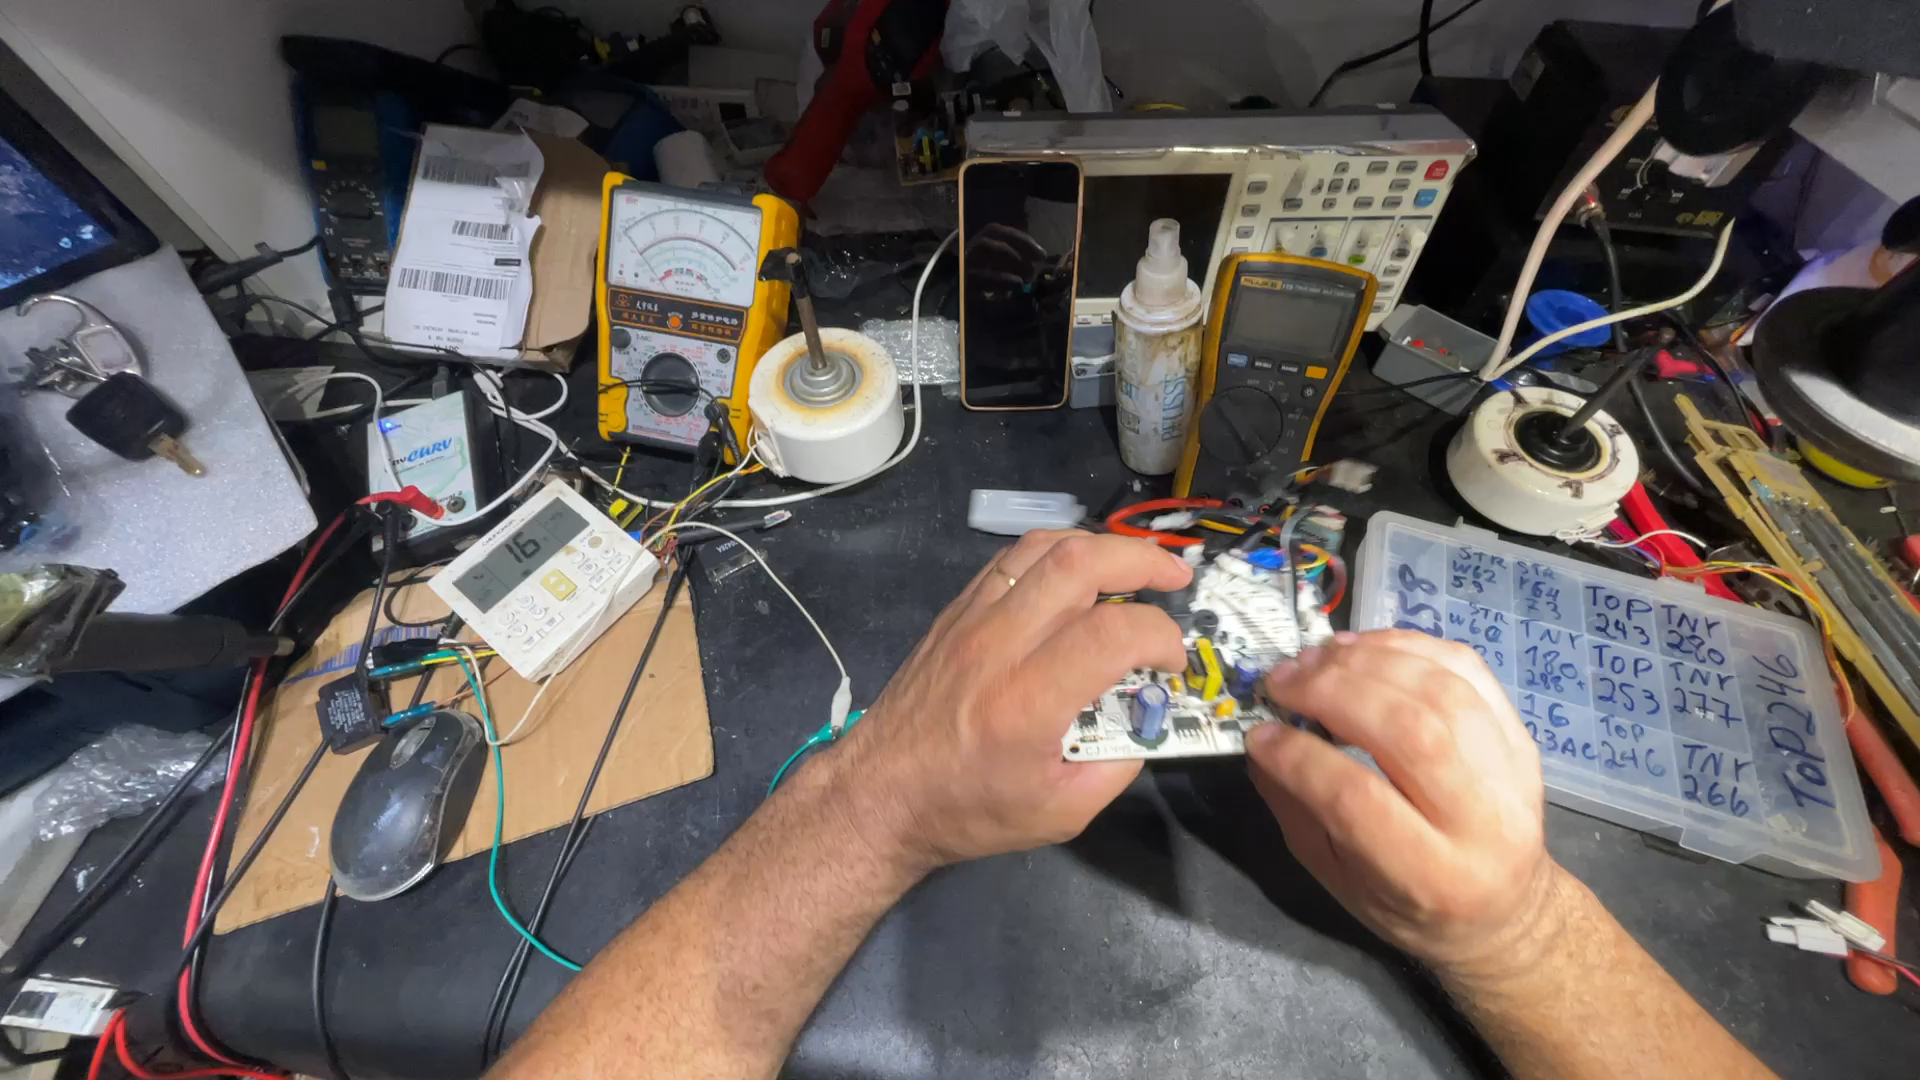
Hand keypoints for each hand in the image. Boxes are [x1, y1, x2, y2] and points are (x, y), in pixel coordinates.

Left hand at [814, 530, 1191, 870]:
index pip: (1112, 633)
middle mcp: (998, 643)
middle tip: (1176, 579)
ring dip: (1099, 547)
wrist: (879, 792)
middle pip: (1079, 563)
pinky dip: (1055, 553)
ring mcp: (970, 617)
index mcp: (1027, 700)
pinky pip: (1010, 559)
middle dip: (1143, 561)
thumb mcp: (1062, 812)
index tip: (1171, 663)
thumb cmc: (967, 808)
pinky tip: (1075, 574)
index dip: (1161, 637)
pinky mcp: (955, 610)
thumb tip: (1147, 713)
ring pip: (1042, 546)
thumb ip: (1119, 763)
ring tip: (1132, 567)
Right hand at [1244, 630, 1563, 982]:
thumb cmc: (1404, 902)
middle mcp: (1484, 823)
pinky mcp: (1520, 735)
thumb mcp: (1331, 873)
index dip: (1298, 756)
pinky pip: (1466, 668)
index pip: (1357, 798)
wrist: (1507, 912)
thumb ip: (1294, 805)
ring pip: (1439, 690)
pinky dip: (1404, 645)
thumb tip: (1261, 737)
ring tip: (1316, 657)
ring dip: (1365, 660)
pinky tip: (1360, 648)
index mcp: (1430, 875)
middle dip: (1331, 691)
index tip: (1259, 733)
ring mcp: (1512, 773)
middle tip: (1281, 680)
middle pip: (1408, 731)